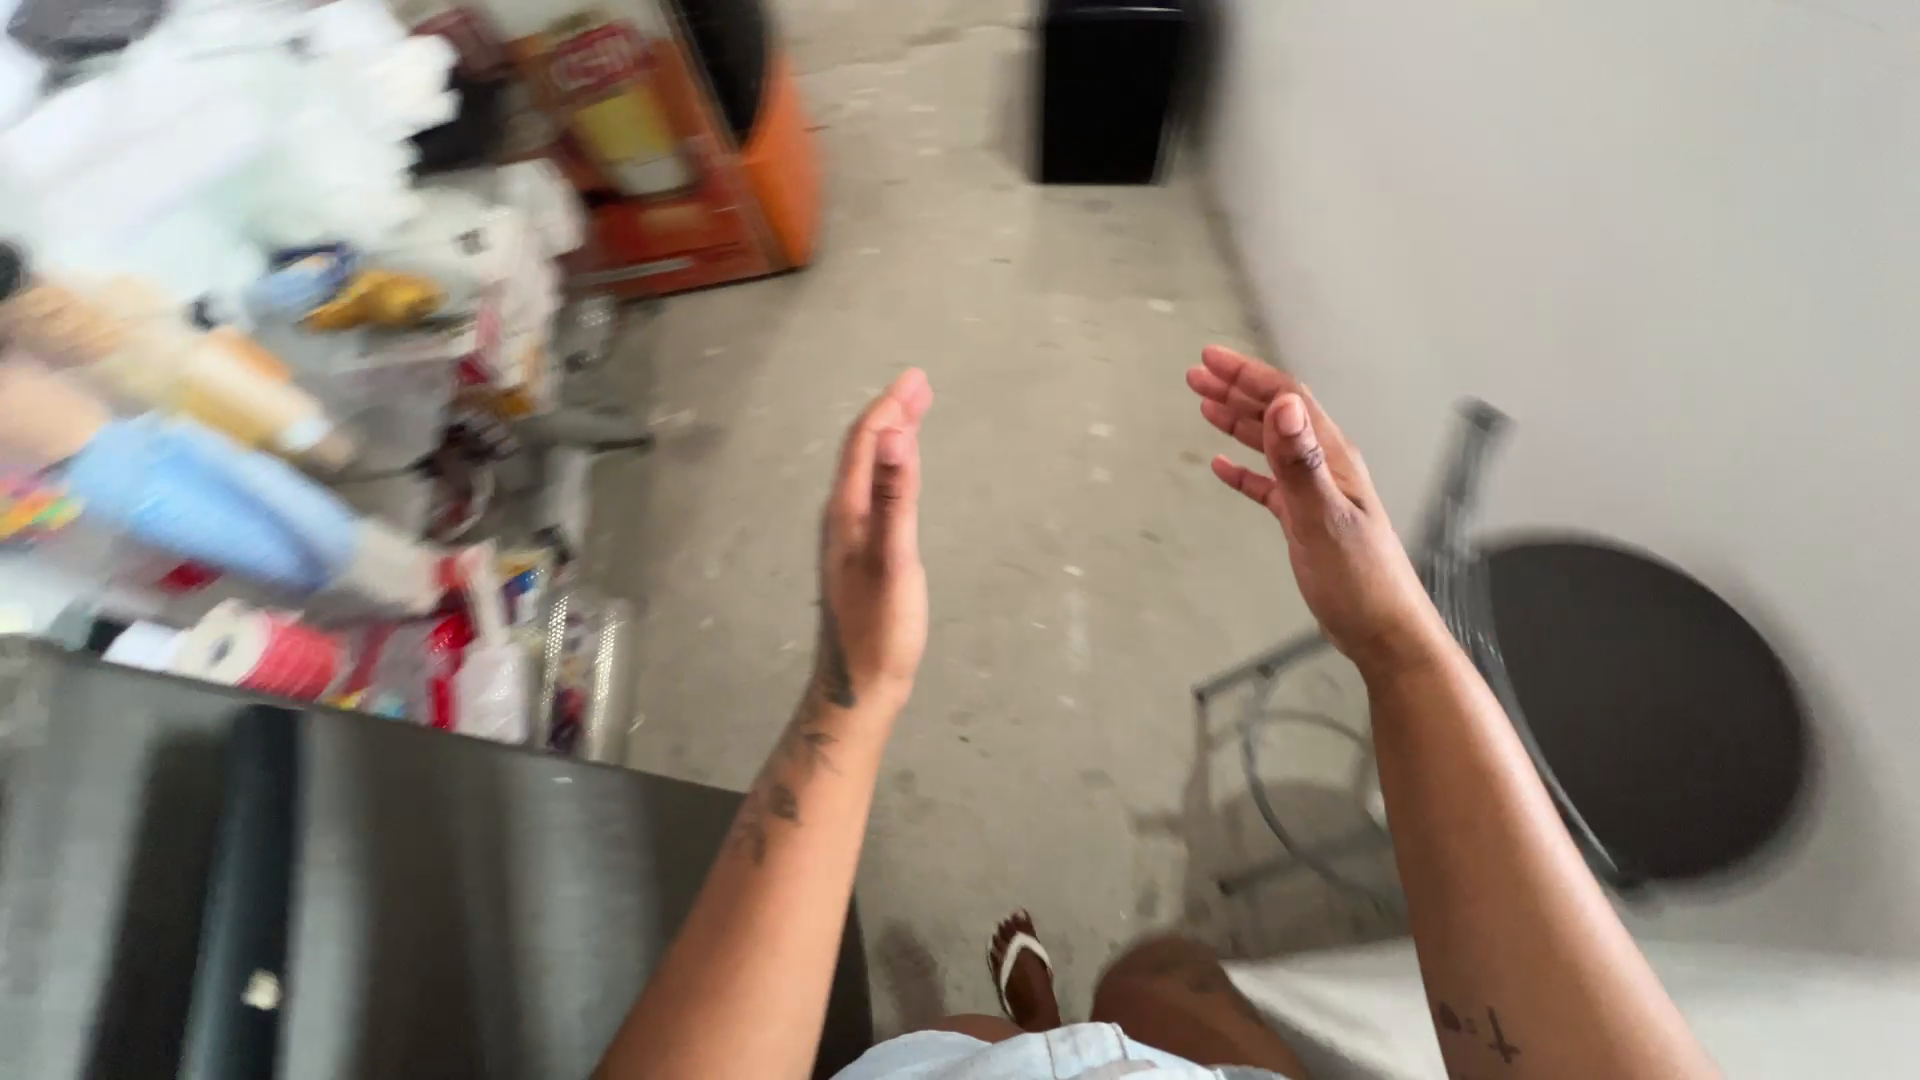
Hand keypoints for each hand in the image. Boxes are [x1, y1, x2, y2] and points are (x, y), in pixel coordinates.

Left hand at [813, 369, 934, 711]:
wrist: (858, 685)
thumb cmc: (880, 629)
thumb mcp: (894, 561)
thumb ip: (895, 499)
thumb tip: (895, 434)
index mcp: (847, 511)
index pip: (865, 443)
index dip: (889, 407)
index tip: (916, 379)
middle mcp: (841, 516)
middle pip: (863, 452)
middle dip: (890, 414)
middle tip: (919, 386)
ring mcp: (848, 536)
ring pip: (866, 471)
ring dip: (889, 438)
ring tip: (912, 417)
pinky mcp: (859, 553)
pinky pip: (872, 492)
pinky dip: (890, 469)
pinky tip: (898, 476)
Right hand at [1186, 346, 1447, 676]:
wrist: (1382, 630)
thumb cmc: (1359, 580)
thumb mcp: (1324, 518)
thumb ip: (1301, 462)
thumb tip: (1282, 406)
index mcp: (1331, 458)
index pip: (1287, 400)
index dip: (1248, 376)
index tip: (1210, 360)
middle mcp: (1323, 467)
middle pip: (1276, 415)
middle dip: (1236, 389)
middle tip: (1197, 374)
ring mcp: (1313, 492)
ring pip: (1270, 444)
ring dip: (1237, 421)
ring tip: (1204, 404)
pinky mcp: (1303, 519)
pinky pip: (1267, 483)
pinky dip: (1243, 470)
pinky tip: (1222, 466)